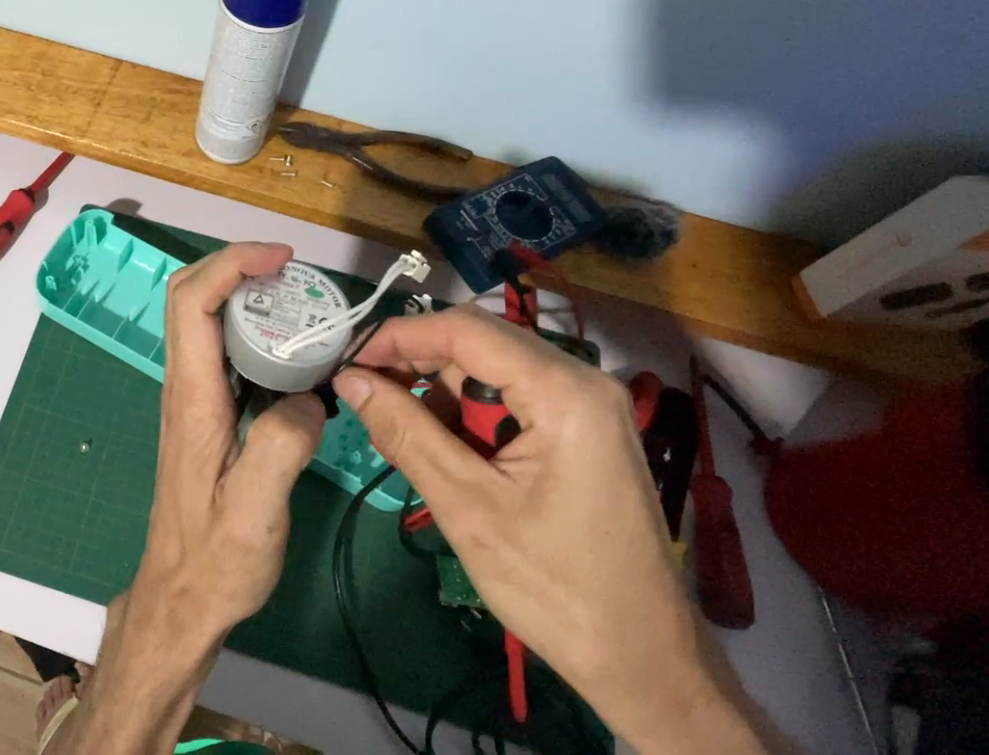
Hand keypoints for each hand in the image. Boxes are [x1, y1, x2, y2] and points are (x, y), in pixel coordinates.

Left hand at [133, 241, 327, 646]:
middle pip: (190, 297)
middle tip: (294, 273)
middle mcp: (185, 386)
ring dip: (244, 293)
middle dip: (236, 266)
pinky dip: (253, 328)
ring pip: (204, 319)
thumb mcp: (255, 513)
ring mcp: (193, 398)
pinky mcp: (207, 412)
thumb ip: (282, 448)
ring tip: (300, 301)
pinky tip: (294, 349)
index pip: (191, 302)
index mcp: (192, 398)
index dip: (230, 264)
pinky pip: (223, 349)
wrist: (183, 594)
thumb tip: (309, 396)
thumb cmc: (216, 559)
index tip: (281, 258)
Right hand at [334, 305, 781, 754]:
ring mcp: (585, 405)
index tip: (347, 360)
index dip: (399, 336)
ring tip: (391, 426)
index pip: (465, 330)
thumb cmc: (553, 585)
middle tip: (360, 391)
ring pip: (490, 369)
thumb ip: (404, 431)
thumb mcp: (466, 505)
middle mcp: (581, 381)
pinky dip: (464, 412)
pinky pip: (509, 397)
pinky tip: (433, 443)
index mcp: (564, 392)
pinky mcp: (580, 429)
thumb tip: (349, 380)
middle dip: (414, 362)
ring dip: (437, 391)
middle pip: (479, 343)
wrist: (641, 658)